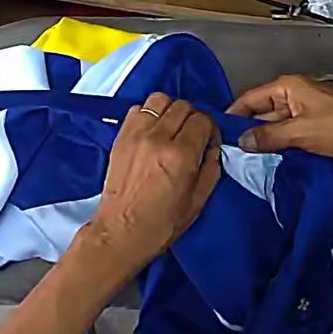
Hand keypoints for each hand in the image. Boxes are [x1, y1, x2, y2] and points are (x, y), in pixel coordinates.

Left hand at [79, 92, 220, 275]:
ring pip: (160, 99)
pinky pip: (138, 109)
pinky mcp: (120, 137)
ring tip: (170, 129)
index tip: (208, 142)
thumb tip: (212, 147)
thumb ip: (212, 167)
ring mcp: (136, 135)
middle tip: (191, 136)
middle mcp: (158, 138)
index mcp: (181, 155)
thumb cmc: (161, 223)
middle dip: (193, 119)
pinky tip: (152, 131)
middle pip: (184, 106)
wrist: (121, 234)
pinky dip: (148, 114)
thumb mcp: (199, 200)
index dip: (210, 130)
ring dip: (170, 111)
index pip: (203, 120)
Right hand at [227, 75, 332, 164]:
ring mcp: (308, 111)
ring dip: (267, 142)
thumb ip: (269, 136)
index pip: (250, 98)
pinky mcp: (318, 127)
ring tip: (246, 163)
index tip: (218, 136)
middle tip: (229, 155)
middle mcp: (296, 95)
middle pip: (263, 112)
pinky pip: (292, 135)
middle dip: (249, 131)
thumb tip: (241, 141)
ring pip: (278, 126)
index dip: (234, 116)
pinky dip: (283, 147)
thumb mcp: (301, 132)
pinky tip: (272, 163)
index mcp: (289, 87)